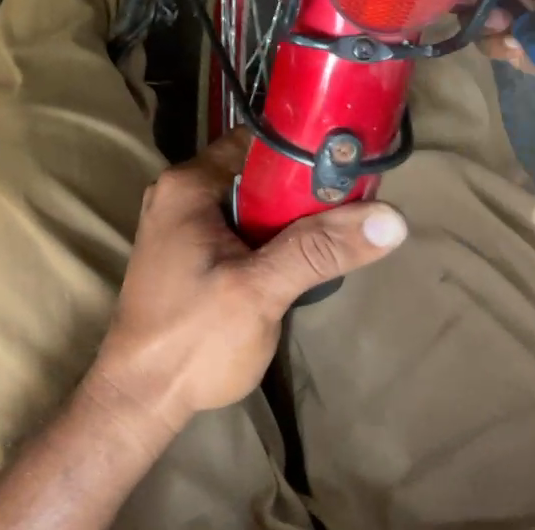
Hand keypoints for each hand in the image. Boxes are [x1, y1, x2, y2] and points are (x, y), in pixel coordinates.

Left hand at [80, 129, 408, 441]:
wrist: (142, 393)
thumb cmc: (193, 337)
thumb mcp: (260, 290)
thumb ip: (318, 250)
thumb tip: (392, 218)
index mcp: (186, 185)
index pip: (252, 142)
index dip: (302, 150)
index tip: (351, 162)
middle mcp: (178, 193)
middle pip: (252, 172)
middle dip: (300, 189)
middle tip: (355, 205)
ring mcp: (179, 224)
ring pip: (247, 203)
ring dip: (287, 217)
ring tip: (338, 232)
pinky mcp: (187, 253)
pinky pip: (235, 228)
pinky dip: (267, 237)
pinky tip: (300, 258)